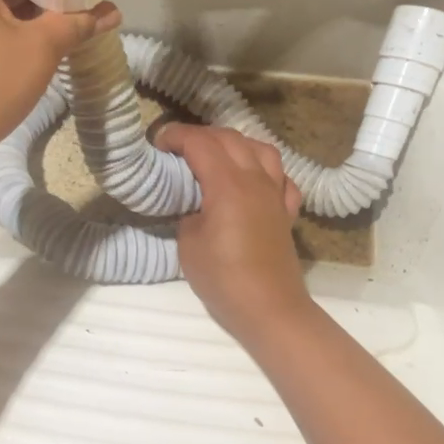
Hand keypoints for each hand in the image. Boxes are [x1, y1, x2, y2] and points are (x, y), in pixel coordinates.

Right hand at [155, 123, 312, 338]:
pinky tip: (254, 179)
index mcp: (227, 184)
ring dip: (235, 143)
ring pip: (260, 149)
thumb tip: (194, 207)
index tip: (157, 142)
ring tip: (217, 155)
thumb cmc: (222, 278)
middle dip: (201, 135)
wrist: (268, 307)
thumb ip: (188, 215)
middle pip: (230, 139)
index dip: (176, 136)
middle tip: (178, 148)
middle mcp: (255, 179)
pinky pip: (280, 176)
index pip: (200, 143)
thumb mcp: (188, 245)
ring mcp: (275, 194)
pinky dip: (264, 169)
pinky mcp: (286, 212)